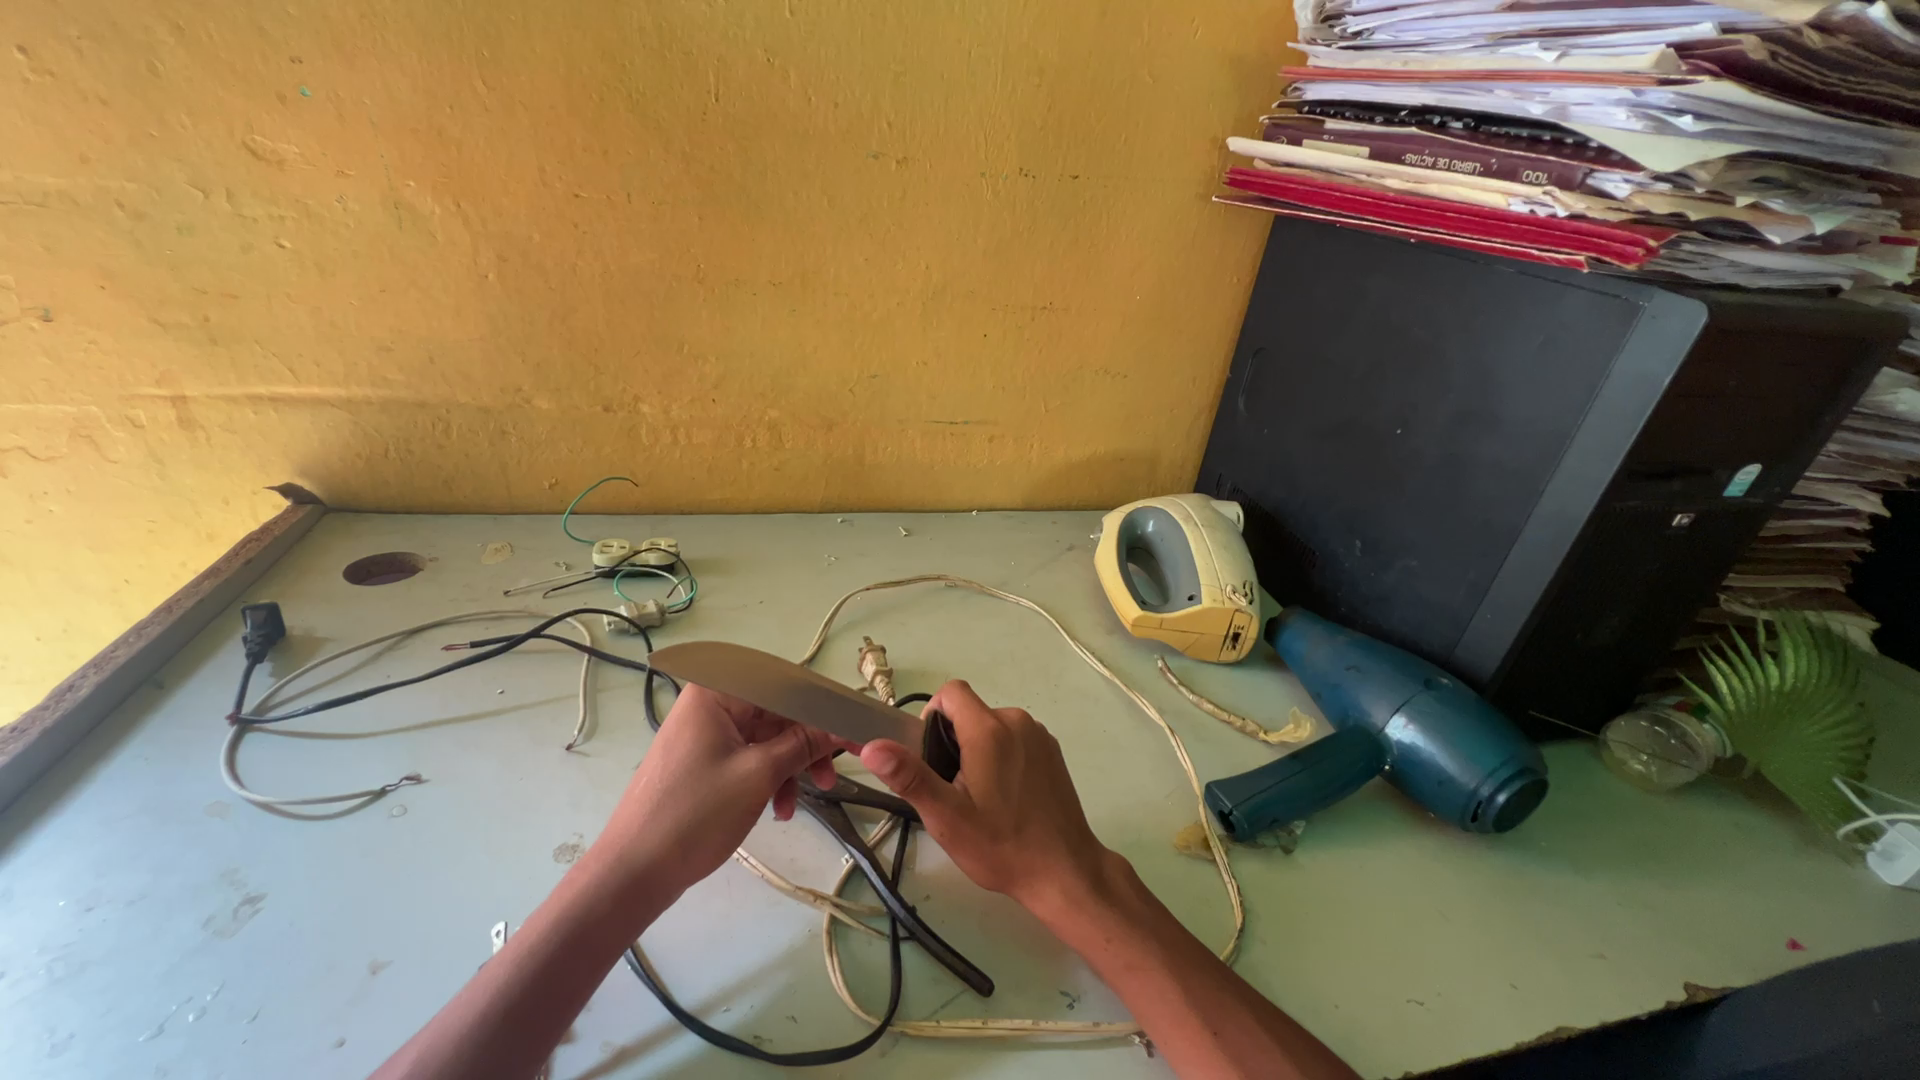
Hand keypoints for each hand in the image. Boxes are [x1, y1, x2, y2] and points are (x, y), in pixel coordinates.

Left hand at [591, 684, 839, 901]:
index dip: (824, 704)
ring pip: (768, 737)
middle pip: (778, 710)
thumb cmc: (695, 815)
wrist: (633, 873)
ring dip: (792, 765)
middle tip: (838, 770)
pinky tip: (780, 808)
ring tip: (805, 799)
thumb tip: (839, 725)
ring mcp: (706, 733)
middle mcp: (710, 703)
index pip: (785, 682)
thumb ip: (803, 743)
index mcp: (717, 692)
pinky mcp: (704, 762)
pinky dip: (771, 778)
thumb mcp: (759, 775)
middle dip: (809, 741)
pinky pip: (751, 757)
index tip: (856, 726)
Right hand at [858, 680, 1112, 911]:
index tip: (930, 756)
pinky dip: (1003, 757)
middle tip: (954, 789)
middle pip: (970, 712)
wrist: (1064, 872)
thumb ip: (909, 776)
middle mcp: (1017, 721)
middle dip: (953, 741)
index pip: (951, 692)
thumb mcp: (947, 817)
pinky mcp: (1053, 751)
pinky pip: (1015, 739)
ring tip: (981, 799)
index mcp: (989, 729)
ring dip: (978, 750)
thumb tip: (872, 746)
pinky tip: (1006, 798)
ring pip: (992, 726)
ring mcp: (1039, 735)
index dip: (932, 716)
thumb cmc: (1001, 846)